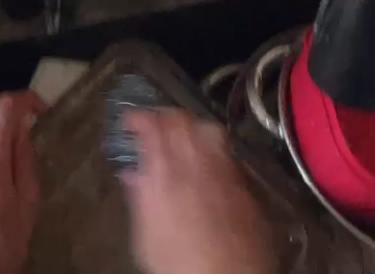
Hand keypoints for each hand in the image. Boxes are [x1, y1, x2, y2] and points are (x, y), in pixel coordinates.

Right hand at [120, 109, 277, 273]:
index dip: (138, 117)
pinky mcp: (244, 184)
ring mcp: (223, 169)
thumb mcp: (146, 237)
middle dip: (165, 116)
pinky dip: (214, 148)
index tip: (130, 119)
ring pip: (208, 128)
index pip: (151, 126)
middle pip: (181, 119)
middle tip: (155, 123)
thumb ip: (140, 198)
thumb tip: (132, 175)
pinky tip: (209, 161)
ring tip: (184, 134)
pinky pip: (227, 151)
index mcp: (165, 171)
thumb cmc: (180, 264)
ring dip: (193, 126)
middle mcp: (196, 161)